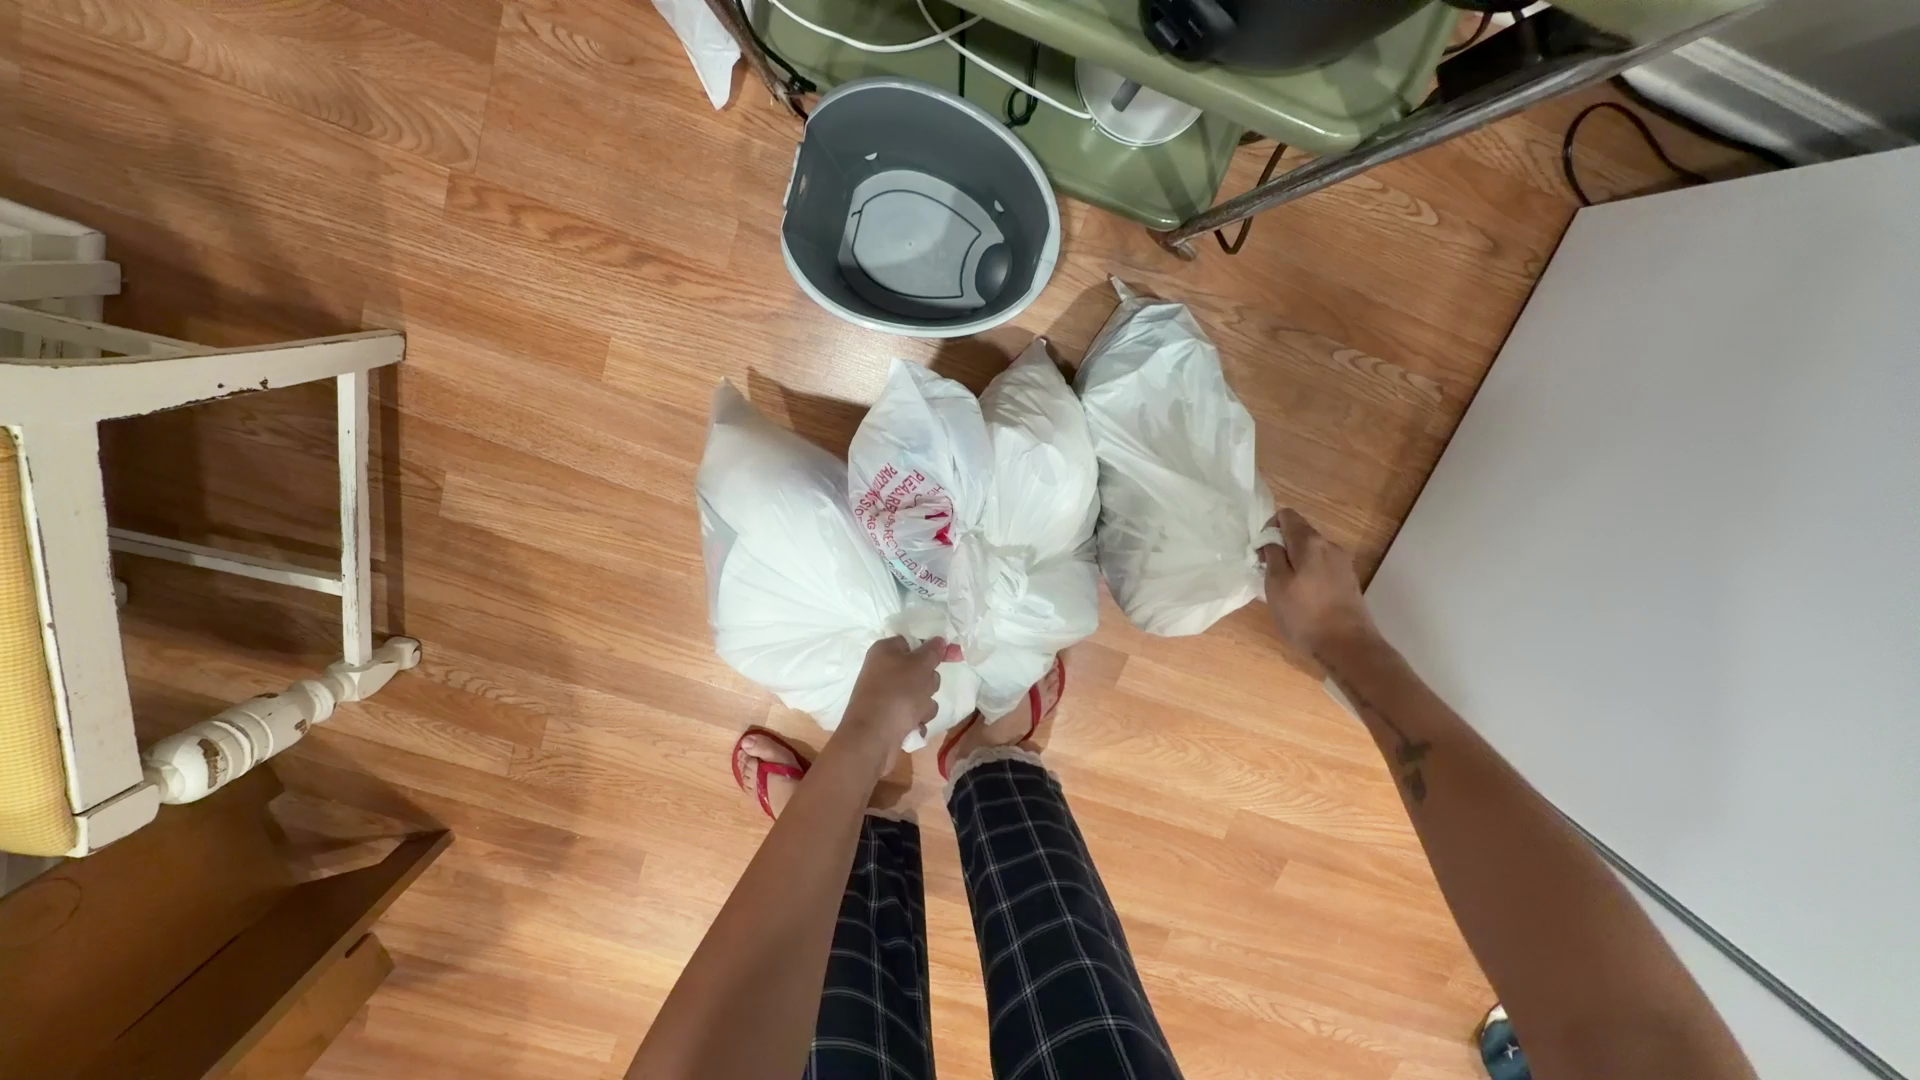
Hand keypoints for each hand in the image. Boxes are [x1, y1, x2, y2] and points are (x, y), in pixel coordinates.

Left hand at [839, 637, 946, 750]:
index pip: (914, 642)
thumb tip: (939, 640)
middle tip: (922, 688)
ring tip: (915, 712)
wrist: (873, 737)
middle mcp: (884, 670)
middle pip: (920, 669)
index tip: (953, 655)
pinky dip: (916, 719)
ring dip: (925, 704)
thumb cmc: (897, 693)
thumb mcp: (920, 666)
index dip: (933, 648)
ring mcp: (887, 694)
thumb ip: (932, 651)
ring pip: (921, 693)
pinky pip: (914, 712)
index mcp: (885, 650)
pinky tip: (912, 725)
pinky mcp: (891, 716)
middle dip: (929, 683)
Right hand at [1261, 509, 1376, 659]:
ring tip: (1285, 589)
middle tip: (1268, 574)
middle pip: (1299, 533)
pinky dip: (1308, 573)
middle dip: (1281, 547)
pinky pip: (1321, 566)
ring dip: (1294, 562)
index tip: (1261, 554)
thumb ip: (1272, 555)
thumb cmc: (1305, 615)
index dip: (1269, 529)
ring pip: (1310, 551)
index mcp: (1310, 542)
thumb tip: (1271, 540)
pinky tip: (1304, 597)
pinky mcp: (1348, 580)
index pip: (1286, 516)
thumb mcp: (1276, 585)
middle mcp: (1330, 545)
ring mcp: (1342, 563)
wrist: (1348, 645)